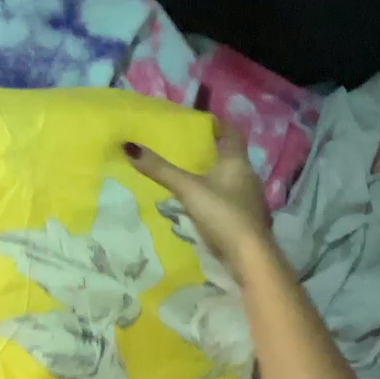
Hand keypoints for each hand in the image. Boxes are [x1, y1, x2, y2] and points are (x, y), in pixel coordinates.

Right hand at [125, 124, 275, 268]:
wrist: (249, 257)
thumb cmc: (222, 214)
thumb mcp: (187, 189)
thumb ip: (160, 170)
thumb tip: (130, 147)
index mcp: (238, 162)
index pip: (233, 133)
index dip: (219, 124)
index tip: (202, 121)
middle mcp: (248, 177)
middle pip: (231, 157)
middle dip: (212, 152)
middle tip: (188, 149)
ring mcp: (250, 200)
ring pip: (230, 180)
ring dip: (213, 177)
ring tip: (190, 176)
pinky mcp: (246, 220)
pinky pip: (229, 200)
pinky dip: (216, 198)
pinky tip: (201, 206)